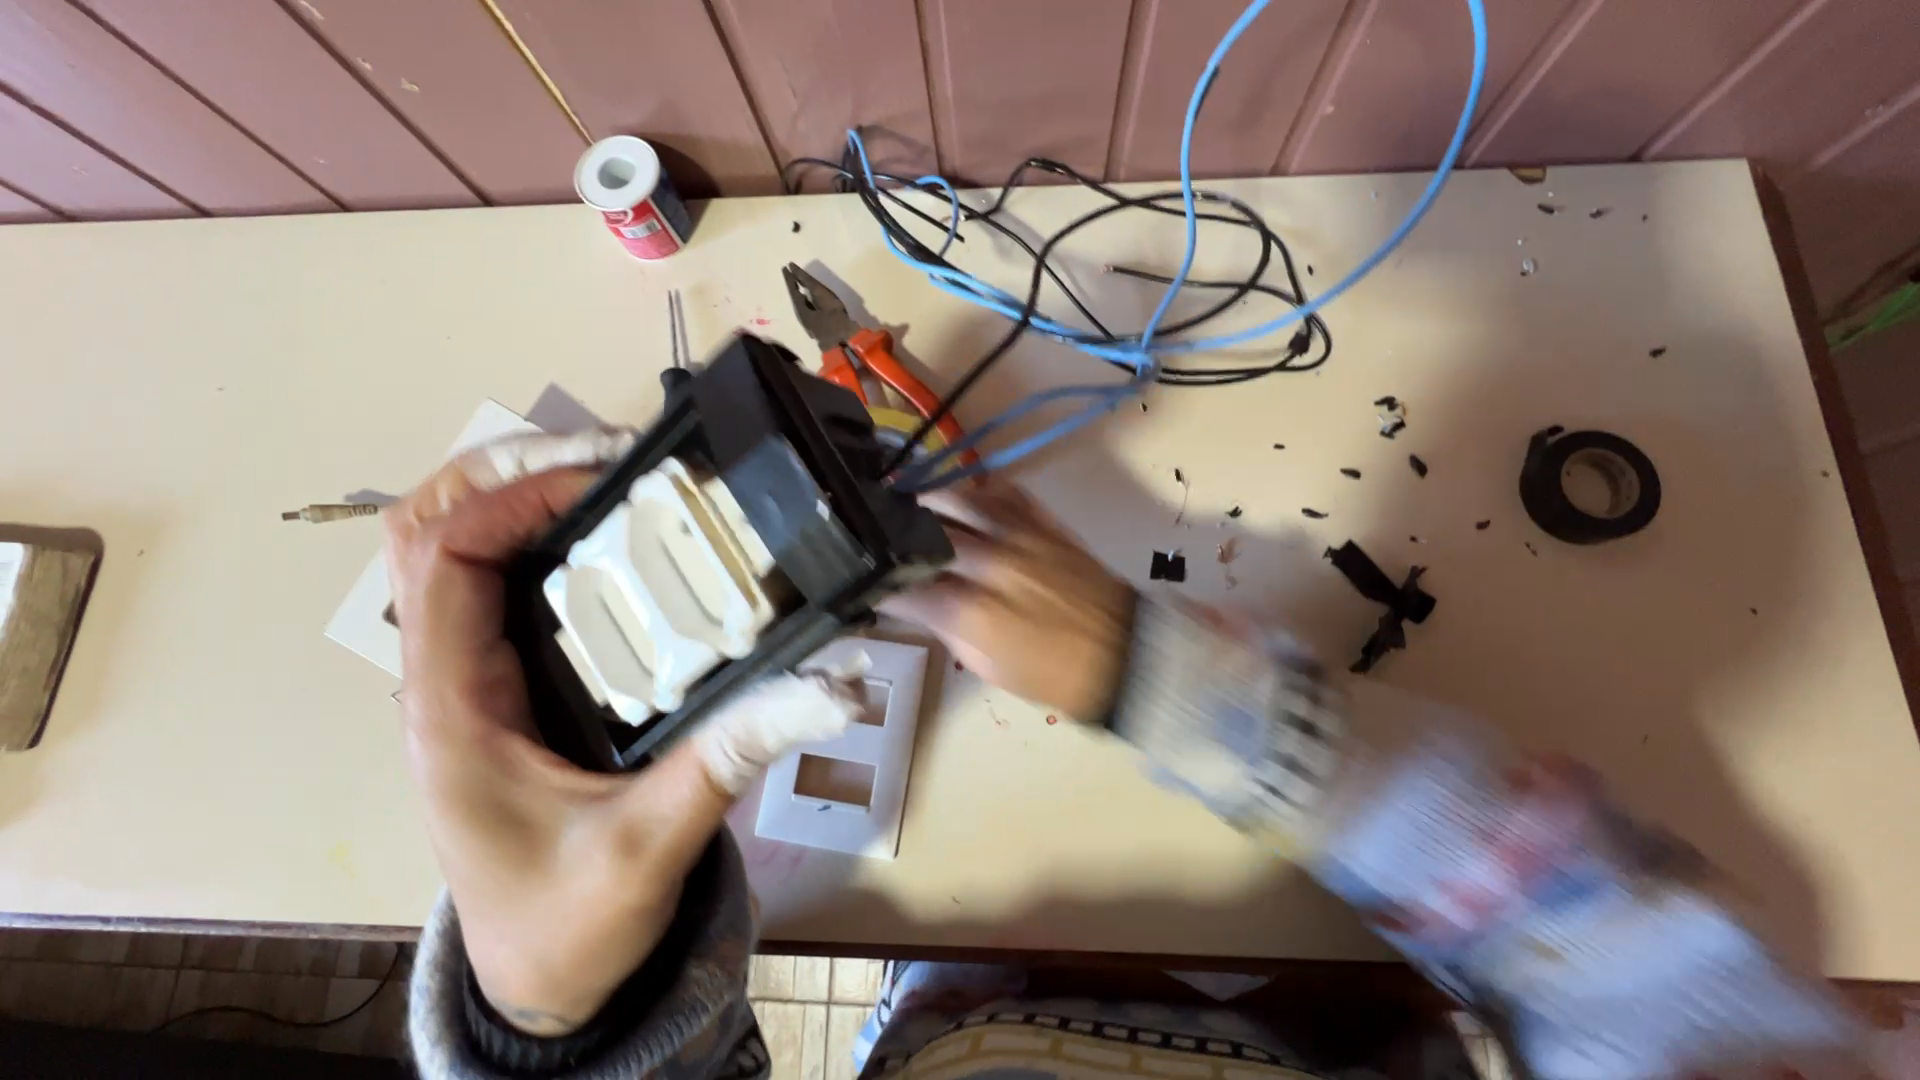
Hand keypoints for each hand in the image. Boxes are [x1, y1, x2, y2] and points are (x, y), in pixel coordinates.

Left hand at [385, 431, 858, 1035]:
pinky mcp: (510, 685)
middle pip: (430, 530)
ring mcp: (474, 677)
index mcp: (452, 706)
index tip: (609, 478)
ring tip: (616, 474)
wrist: (545, 980)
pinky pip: (505, 586)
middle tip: (608, 453)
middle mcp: (447, 676)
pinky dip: (548, 539)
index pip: (443, 558)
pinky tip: (619, 538)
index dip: (516, 496)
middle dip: (508, 471)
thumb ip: (737, 753)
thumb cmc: (572, 918)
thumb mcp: (655, 839)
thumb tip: (833, 684)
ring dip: (523, 495)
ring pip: (459, 549)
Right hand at [881, 480, 1133, 721]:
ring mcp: (1019, 537)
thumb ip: (947, 627)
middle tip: (883, 535)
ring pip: (961, 497)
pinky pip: (1005, 491)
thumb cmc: (1050, 675)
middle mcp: (990, 564)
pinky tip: (969, 500)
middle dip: (898, 534)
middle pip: (926, 530)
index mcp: (971, 611)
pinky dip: (981, 490)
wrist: (1120, 655)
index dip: (882, 584)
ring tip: (915, 505)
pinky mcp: (1045, 524)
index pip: (906, 587)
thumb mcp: (987, 667)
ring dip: (932, 499)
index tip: (872, 583)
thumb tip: (919, 601)